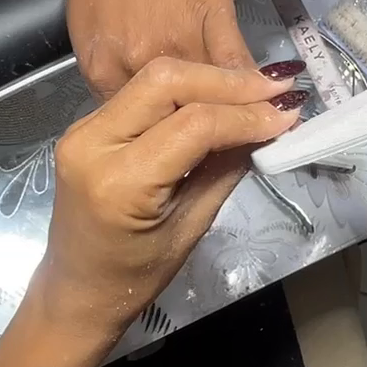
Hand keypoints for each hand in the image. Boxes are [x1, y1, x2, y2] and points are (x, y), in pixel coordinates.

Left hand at [29, 58, 299, 340]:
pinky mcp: (87, 124)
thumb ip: (226, 168)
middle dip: (227, 80)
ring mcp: (83, 128)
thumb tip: (269, 124)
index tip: (288, 112)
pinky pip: (141, 92)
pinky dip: (186, 89)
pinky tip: (220, 97)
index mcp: (118, 181)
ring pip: (154, 77)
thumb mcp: (191, 226)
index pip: (193, 124)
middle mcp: (92, 141)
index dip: (246, 114)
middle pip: (167, 80)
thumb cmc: (136, 275)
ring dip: (209, 78)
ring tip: (257, 89)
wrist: (77, 288)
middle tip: (277, 87)